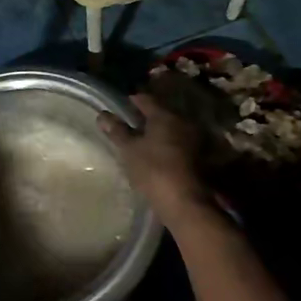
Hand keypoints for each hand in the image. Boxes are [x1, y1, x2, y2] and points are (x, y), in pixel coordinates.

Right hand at [98, 94, 209, 221]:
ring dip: (157, 131)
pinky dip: (166, 143)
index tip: (122, 103)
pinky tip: (156, 153)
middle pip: (161, 112)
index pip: (146, 100)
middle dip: (146, 116)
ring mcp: (193, 139)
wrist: (184, 200)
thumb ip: (117, 131)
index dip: (133, 100)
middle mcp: (182, 121)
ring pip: (171, 128)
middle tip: (130, 121)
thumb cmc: (153, 170)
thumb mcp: (129, 150)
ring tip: (142, 138)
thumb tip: (102, 115)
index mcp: (164, 115)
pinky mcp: (198, 156)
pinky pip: (178, 142)